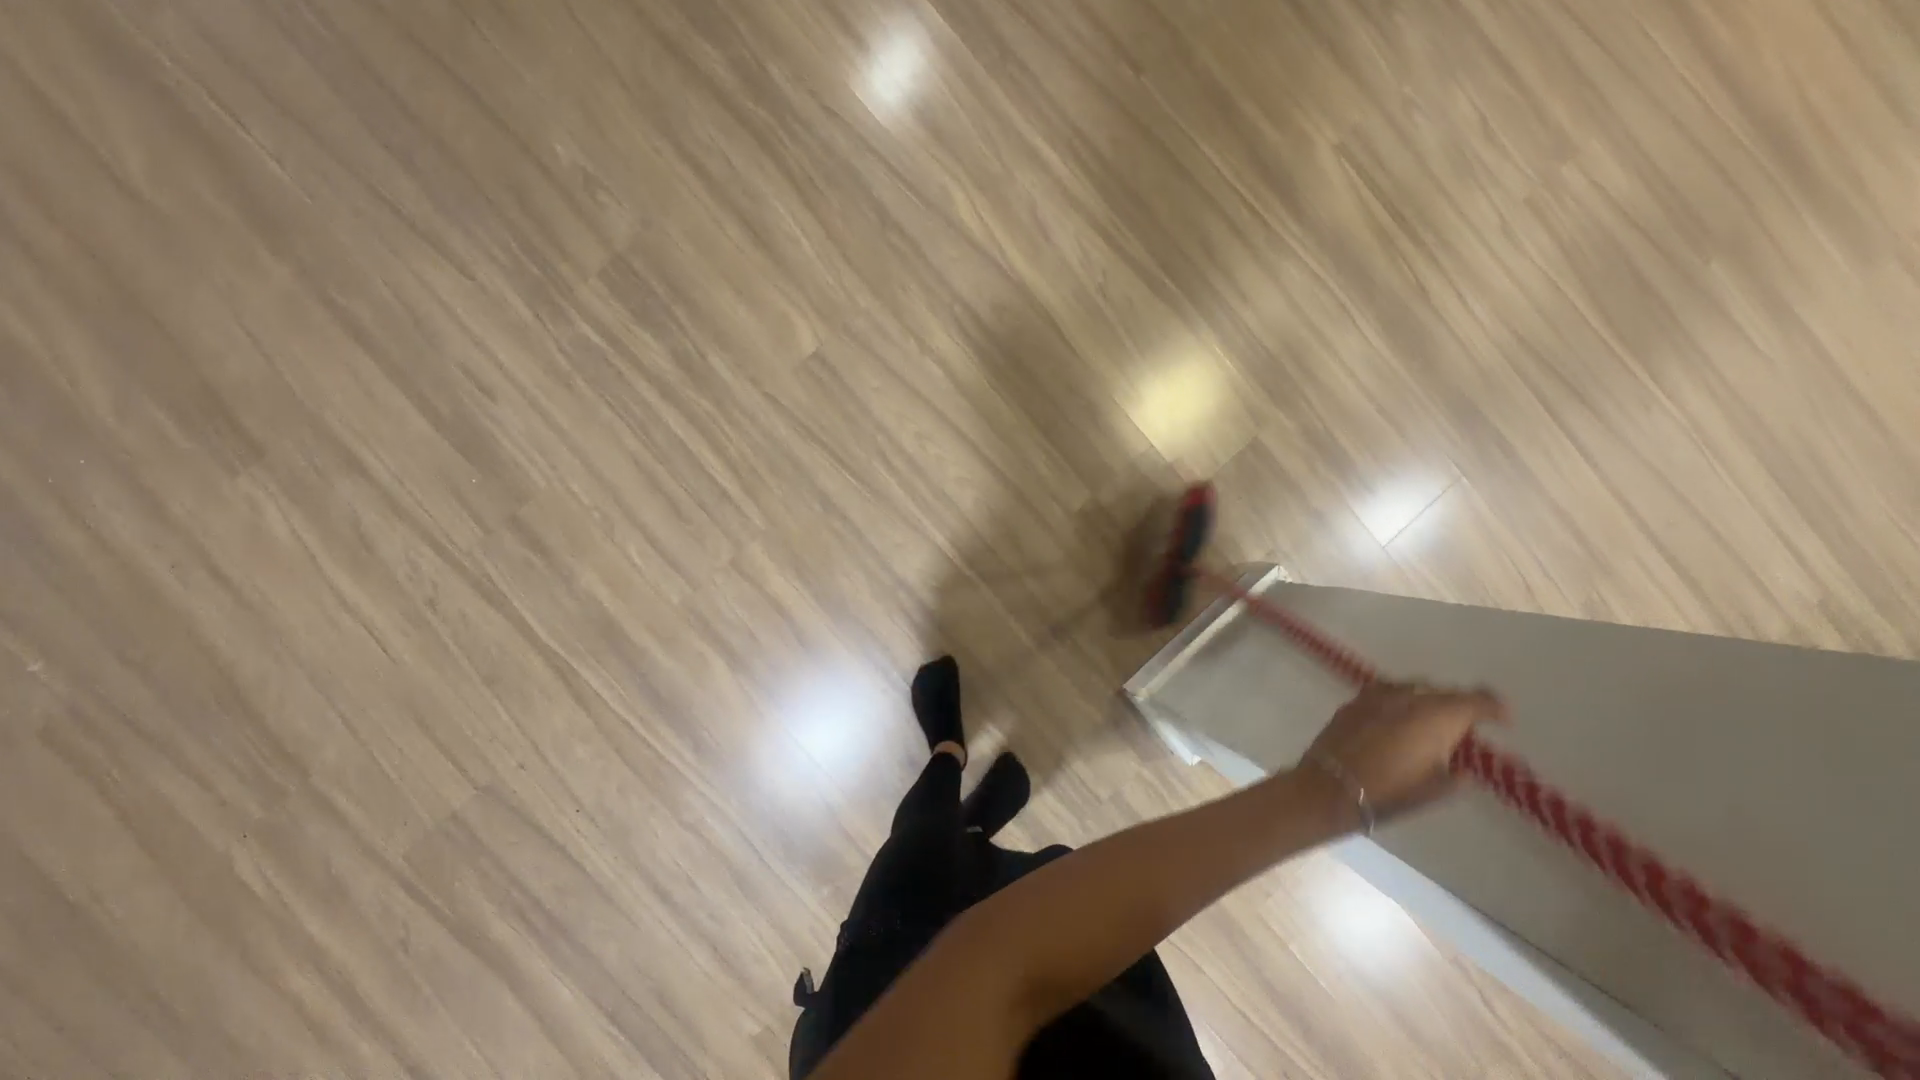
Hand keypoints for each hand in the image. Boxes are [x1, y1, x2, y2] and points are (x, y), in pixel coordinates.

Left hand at [1300, 680, 1509, 820]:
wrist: (1332, 786)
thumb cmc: (1390, 791)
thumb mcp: (1437, 787)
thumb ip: (1457, 770)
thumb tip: (1461, 764)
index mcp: (1439, 715)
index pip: (1476, 700)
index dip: (1493, 708)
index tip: (1503, 720)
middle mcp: (1411, 696)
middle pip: (1445, 692)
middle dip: (1460, 705)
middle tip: (1466, 724)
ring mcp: (1379, 694)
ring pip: (1415, 688)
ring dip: (1429, 700)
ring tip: (1432, 720)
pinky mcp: (1356, 700)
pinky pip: (1388, 692)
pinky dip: (1401, 701)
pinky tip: (1399, 716)